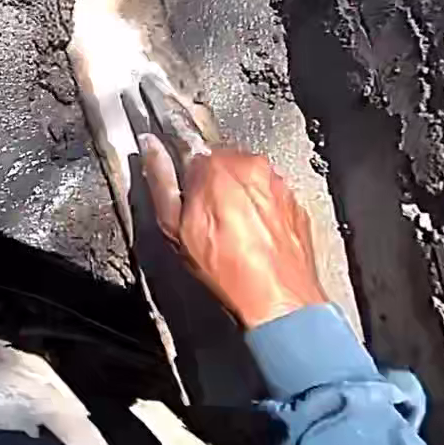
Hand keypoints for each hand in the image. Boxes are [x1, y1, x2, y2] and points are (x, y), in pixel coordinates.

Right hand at [139, 137, 327, 328]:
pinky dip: (257, 208)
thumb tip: (150, 149)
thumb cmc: (226, 268)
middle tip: (200, 216)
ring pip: (245, 177)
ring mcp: (277, 182)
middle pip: (219, 161)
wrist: (278, 299)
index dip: (178, 166)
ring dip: (234, 194)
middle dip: (208, 181)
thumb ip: (160, 181)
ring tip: (227, 230)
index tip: (177, 183)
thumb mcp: (175, 226)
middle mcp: (250, 165)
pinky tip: (249, 235)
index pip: (188, 145)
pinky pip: (267, 195)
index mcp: (216, 165)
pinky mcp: (293, 201)